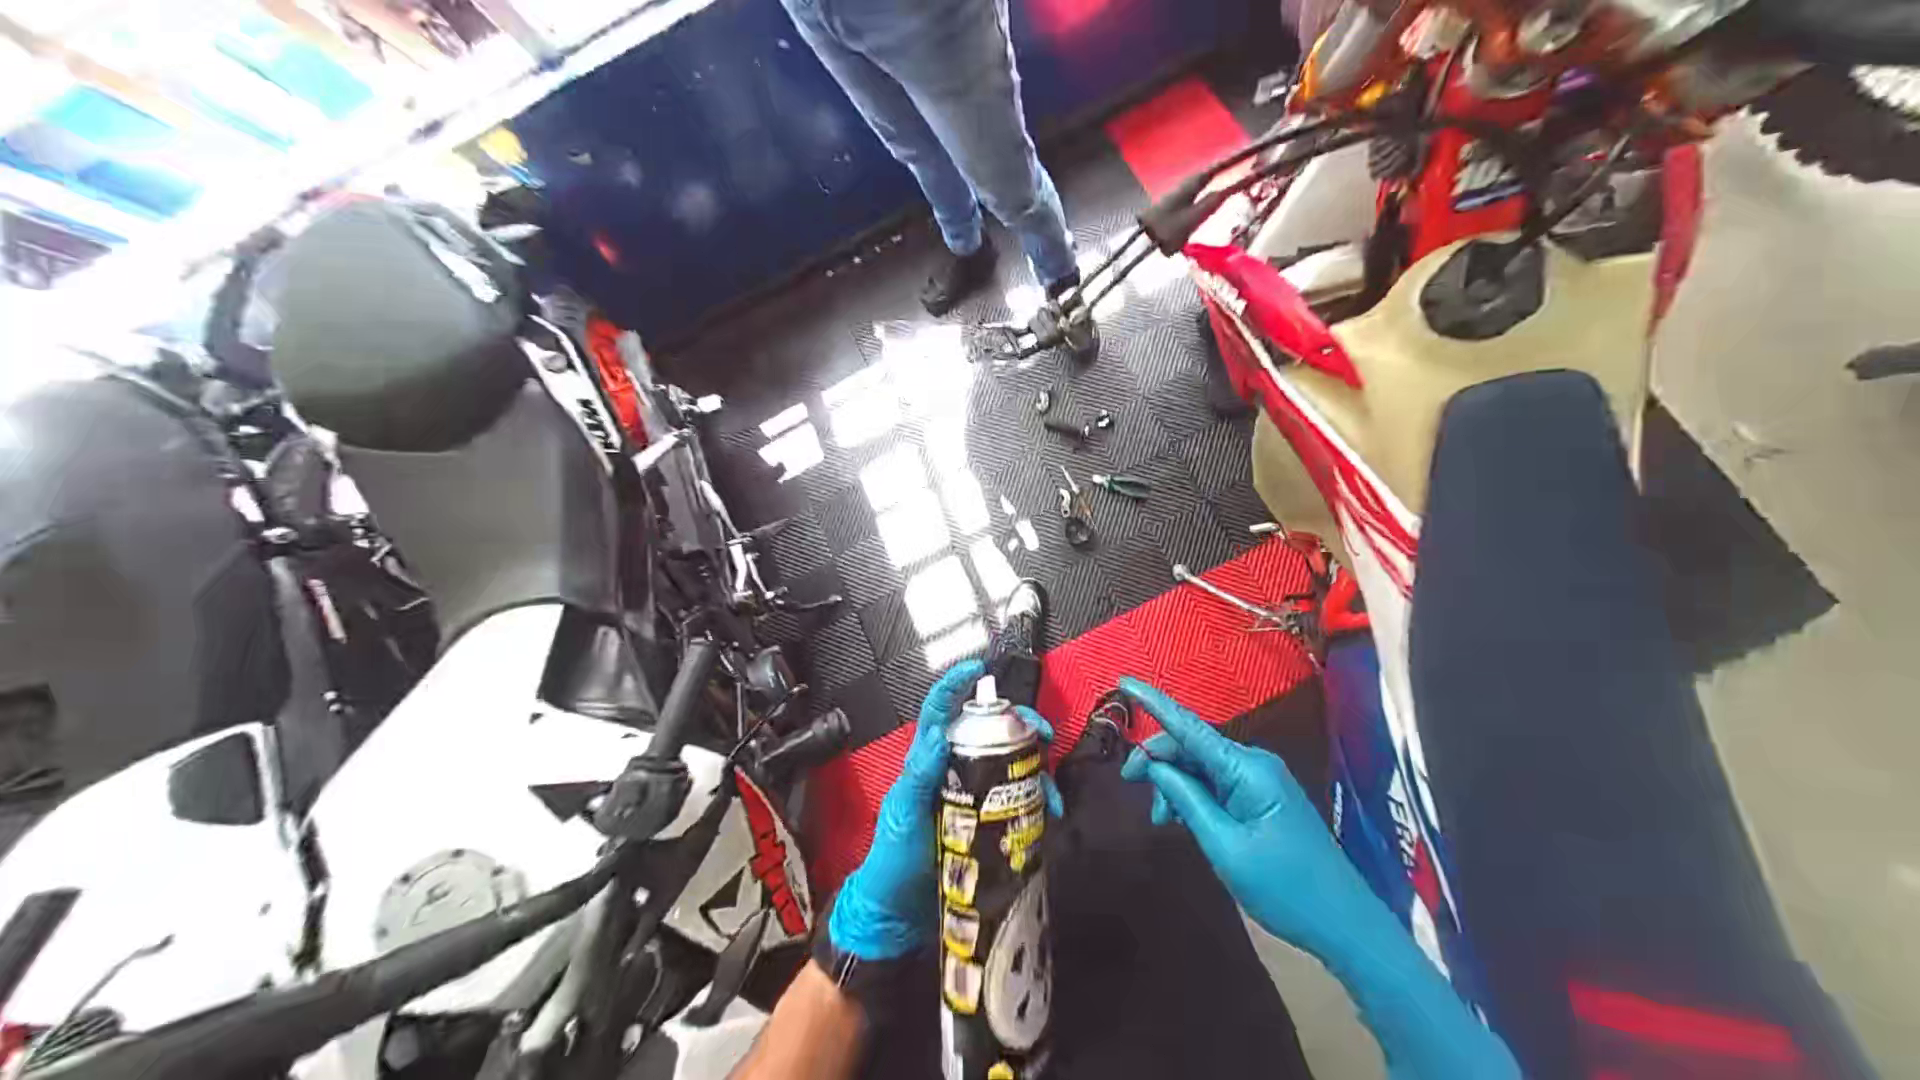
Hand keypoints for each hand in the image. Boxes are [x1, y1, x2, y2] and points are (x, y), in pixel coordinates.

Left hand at [828, 662, 1062, 960]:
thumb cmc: (894, 860)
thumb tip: (938, 733)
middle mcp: (952, 770)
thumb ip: (918, 776)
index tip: (978, 668)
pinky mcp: (987, 821)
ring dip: (1034, 767)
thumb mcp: (904, 815)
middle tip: (1042, 732)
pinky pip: (1016, 800)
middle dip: (1018, 724)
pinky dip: (1037, 801)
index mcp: (927, 761)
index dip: (955, 684)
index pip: (940, 711)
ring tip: (1051, 787)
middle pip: (988, 732)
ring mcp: (971, 795)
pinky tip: (1049, 812)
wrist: (900, 914)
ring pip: (1008, 763)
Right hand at [1117, 677, 1378, 959]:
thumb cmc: (1284, 888)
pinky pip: (1215, 782)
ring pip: (1199, 766)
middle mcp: (1253, 762)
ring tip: (1161, 822)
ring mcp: (1258, 778)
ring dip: (1173, 785)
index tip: (1123, 681)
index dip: (1153, 702)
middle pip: (1190, 746)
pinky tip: (1179, 819)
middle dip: (1157, 762)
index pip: (1189, 726)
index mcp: (1248, 769)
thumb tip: (1154, 764)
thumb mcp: (1224, 845)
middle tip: (1129, 786)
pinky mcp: (1260, 795)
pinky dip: (1191, 796)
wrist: (1344, 925)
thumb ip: (1186, 799)